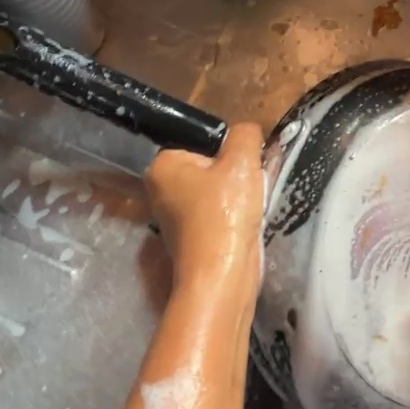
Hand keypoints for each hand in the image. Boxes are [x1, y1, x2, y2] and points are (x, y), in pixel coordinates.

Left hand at [146, 122, 265, 289]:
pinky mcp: (189, 239)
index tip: (244, 165)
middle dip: (233, 174)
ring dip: (236, 196)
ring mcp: (172, 218)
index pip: (202, 141)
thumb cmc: (226, 213)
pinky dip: (232, 217)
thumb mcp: (242, 160)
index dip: (228, 151)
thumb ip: (245, 134)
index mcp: (162, 166)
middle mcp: (159, 190)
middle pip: (210, 166)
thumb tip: (246, 132)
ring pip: (216, 192)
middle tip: (250, 185)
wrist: (221, 276)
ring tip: (250, 205)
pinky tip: (245, 224)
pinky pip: (216, 214)